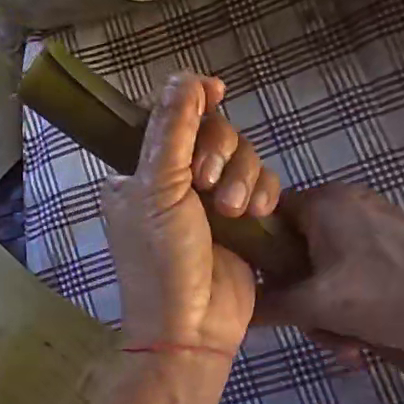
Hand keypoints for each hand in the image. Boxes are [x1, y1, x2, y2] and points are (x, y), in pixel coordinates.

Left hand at [99, 72, 281, 354]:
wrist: (192, 327)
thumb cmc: (162, 261)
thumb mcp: (156, 190)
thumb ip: (172, 129)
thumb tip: (186, 77)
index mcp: (140, 174)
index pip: (172, 120)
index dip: (194, 105)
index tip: (215, 92)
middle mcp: (174, 184)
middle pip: (214, 133)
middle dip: (219, 153)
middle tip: (207, 184)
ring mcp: (209, 203)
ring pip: (242, 155)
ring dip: (242, 175)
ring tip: (233, 211)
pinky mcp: (241, 220)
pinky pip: (261, 182)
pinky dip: (262, 192)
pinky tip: (257, 212)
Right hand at [253, 183, 403, 362]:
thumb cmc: (389, 297)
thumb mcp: (316, 306)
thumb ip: (265, 305)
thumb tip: (231, 307)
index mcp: (321, 201)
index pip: (261, 218)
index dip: (253, 258)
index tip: (258, 294)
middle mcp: (345, 203)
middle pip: (293, 252)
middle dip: (299, 300)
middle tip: (316, 333)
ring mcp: (372, 223)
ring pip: (322, 270)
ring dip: (325, 313)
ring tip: (346, 346)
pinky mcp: (394, 245)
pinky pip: (351, 273)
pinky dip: (349, 306)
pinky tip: (363, 339)